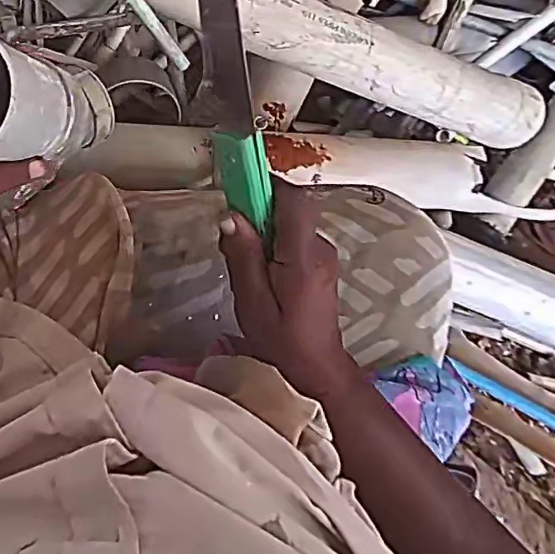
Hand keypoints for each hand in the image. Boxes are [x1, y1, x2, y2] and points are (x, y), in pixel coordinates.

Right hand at [217, 183, 358, 400]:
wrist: (316, 369)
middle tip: (231, 232)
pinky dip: (272, 238)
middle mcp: (319, 248)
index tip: (238, 183)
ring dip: (262, 225)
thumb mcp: (252, 300)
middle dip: (257, 207)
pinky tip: (258, 266)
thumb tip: (231, 214)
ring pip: (289, 219)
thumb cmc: (280, 340)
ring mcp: (323, 253)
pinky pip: (292, 234)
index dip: (267, 183)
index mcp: (303, 257)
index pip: (294, 200)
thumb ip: (243, 255)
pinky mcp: (319, 259)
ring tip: (242, 258)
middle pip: (290, 206)